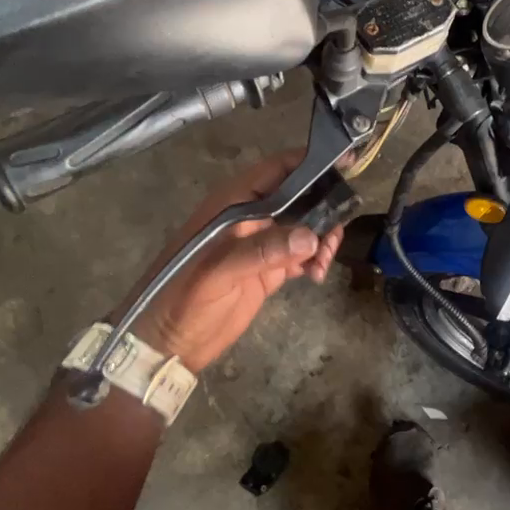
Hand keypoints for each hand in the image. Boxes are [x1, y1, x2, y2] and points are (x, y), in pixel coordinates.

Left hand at [122, 150, 344, 373]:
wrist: (164, 348)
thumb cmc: (180, 299)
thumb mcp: (217, 272)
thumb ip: (262, 250)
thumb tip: (311, 238)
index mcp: (234, 203)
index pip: (278, 169)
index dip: (311, 162)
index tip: (346, 164)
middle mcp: (252, 216)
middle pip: (302, 194)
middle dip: (326, 205)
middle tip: (340, 224)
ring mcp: (262, 242)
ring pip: (307, 224)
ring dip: (323, 236)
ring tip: (324, 260)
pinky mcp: (270, 268)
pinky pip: (304, 253)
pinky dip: (316, 259)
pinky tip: (316, 275)